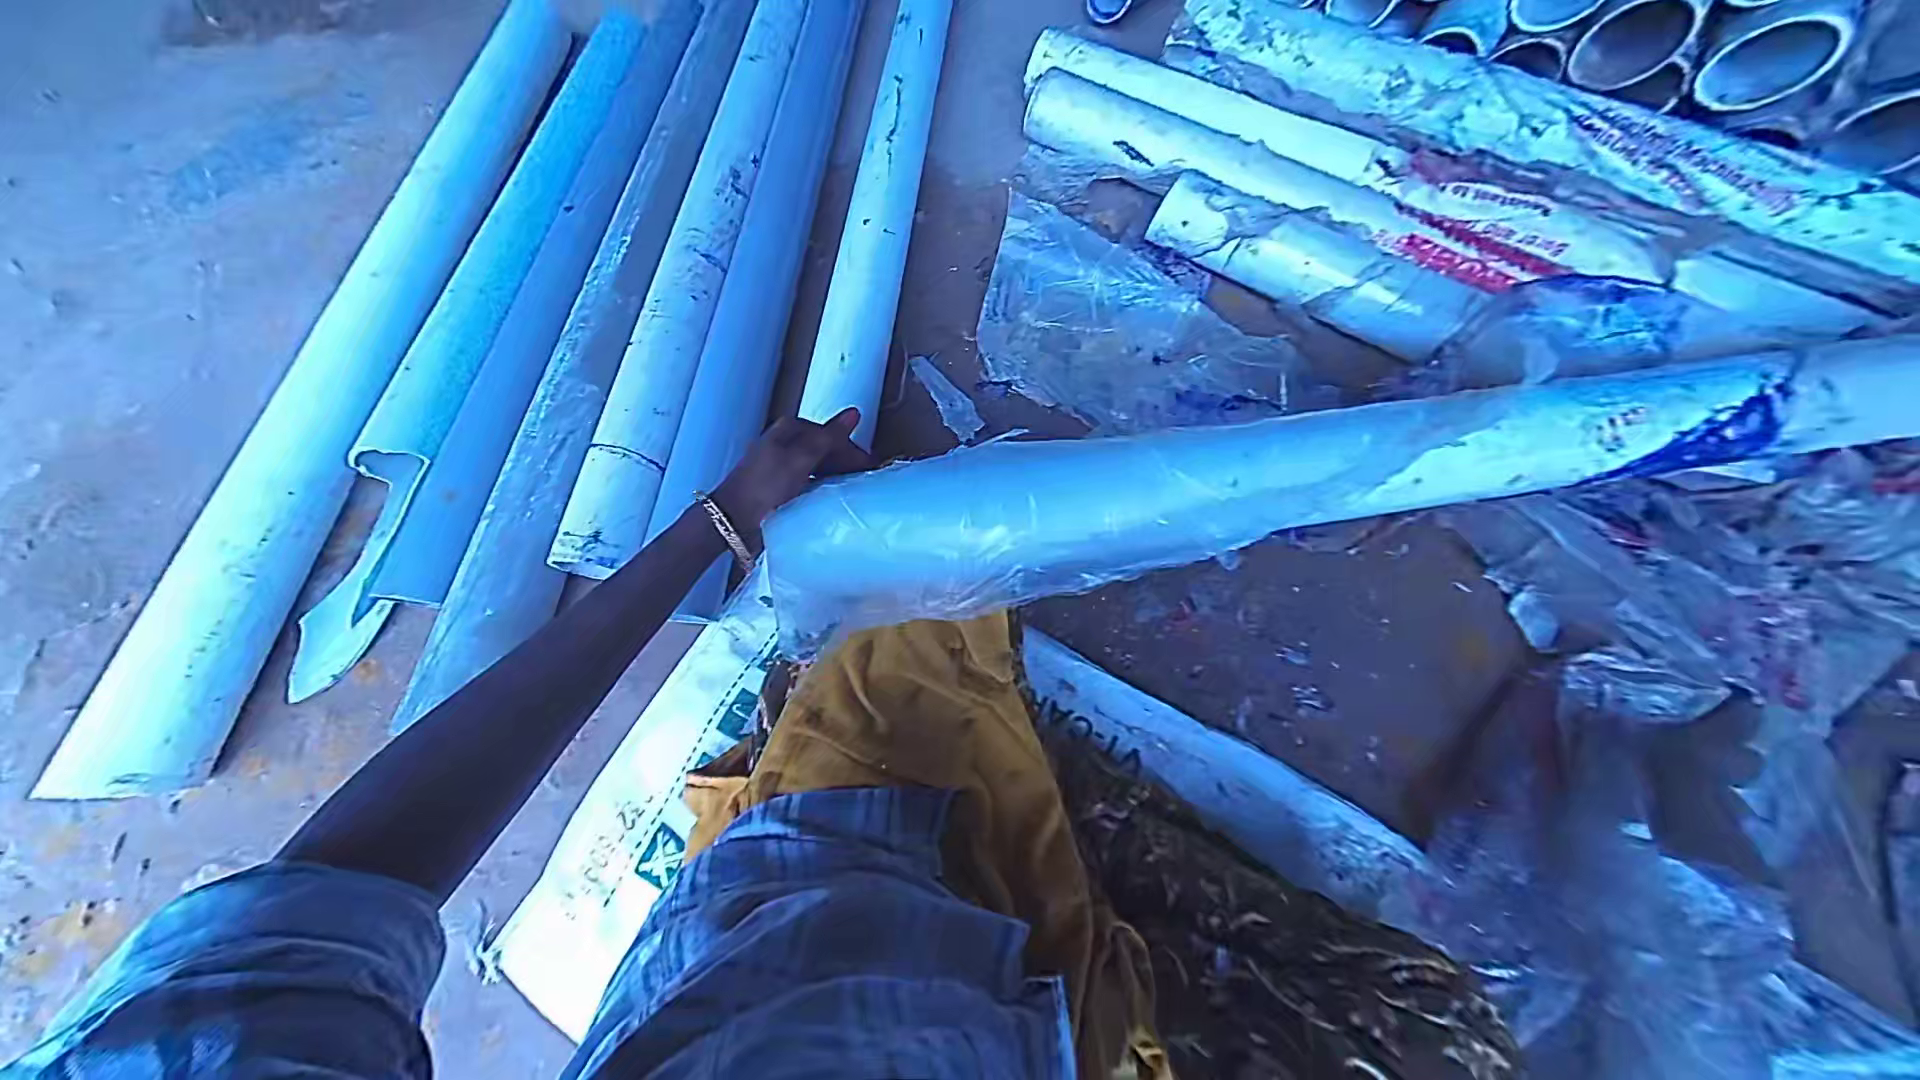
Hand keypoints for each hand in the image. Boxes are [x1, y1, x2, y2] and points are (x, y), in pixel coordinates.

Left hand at [710, 407, 872, 551]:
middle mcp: (785, 441)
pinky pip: (809, 479)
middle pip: (825, 448)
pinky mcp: (779, 483)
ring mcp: (781, 462)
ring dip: (836, 475)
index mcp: (790, 428)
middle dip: (845, 462)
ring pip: (818, 464)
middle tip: (865, 480)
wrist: (734, 519)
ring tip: (852, 490)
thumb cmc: (768, 485)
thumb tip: (854, 413)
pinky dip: (822, 485)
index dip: (852, 450)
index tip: (870, 468)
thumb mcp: (802, 458)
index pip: (831, 434)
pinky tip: (829, 496)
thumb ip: (829, 437)